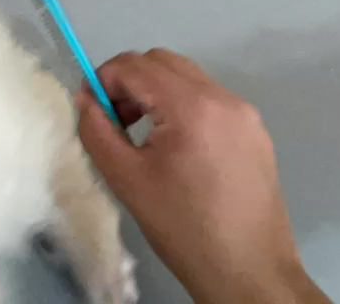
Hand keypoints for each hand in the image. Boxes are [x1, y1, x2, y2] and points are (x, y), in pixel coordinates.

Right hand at [75, 50, 329, 303]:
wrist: (251, 278)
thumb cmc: (184, 228)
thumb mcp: (125, 179)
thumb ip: (96, 129)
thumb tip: (85, 99)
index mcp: (191, 107)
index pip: (134, 66)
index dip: (103, 79)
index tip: (91, 109)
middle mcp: (222, 98)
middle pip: (160, 61)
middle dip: (129, 81)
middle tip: (115, 119)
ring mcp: (244, 113)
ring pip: (184, 75)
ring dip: (155, 90)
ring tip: (142, 132)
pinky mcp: (255, 130)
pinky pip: (207, 96)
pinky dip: (181, 104)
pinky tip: (175, 144)